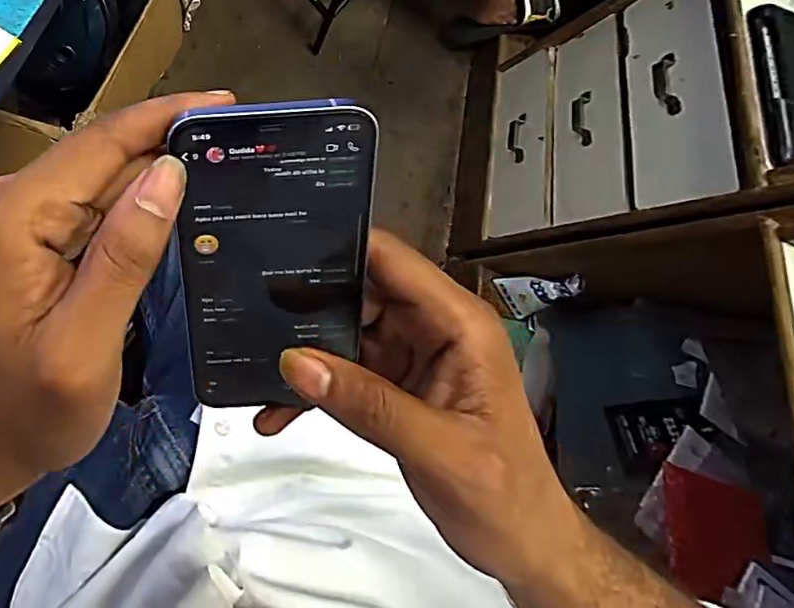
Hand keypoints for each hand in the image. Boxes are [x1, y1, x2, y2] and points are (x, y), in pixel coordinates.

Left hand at [0, 91, 233, 511]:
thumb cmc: (29, 407)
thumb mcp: (85, 345)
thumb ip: (125, 255)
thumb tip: (168, 172)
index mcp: (15, 218)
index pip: (99, 145)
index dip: (162, 117)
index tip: (221, 102)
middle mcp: (11, 198)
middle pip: (102, 148)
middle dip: (167, 133)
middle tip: (232, 132)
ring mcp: (21, 209)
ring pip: (103, 166)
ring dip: (158, 158)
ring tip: (218, 152)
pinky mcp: (37, 224)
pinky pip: (96, 191)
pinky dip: (139, 187)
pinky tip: (178, 188)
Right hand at [254, 231, 587, 593]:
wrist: (524, 547)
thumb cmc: (509, 499)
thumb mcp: (438, 450)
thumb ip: (366, 403)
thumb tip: (301, 364)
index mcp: (461, 324)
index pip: (394, 260)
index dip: (346, 247)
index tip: (294, 250)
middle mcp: (436, 327)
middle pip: (362, 288)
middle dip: (315, 302)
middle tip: (269, 318)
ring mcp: (414, 351)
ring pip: (347, 325)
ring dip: (310, 348)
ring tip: (273, 367)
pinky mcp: (397, 377)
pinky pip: (345, 365)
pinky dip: (316, 382)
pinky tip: (286, 404)